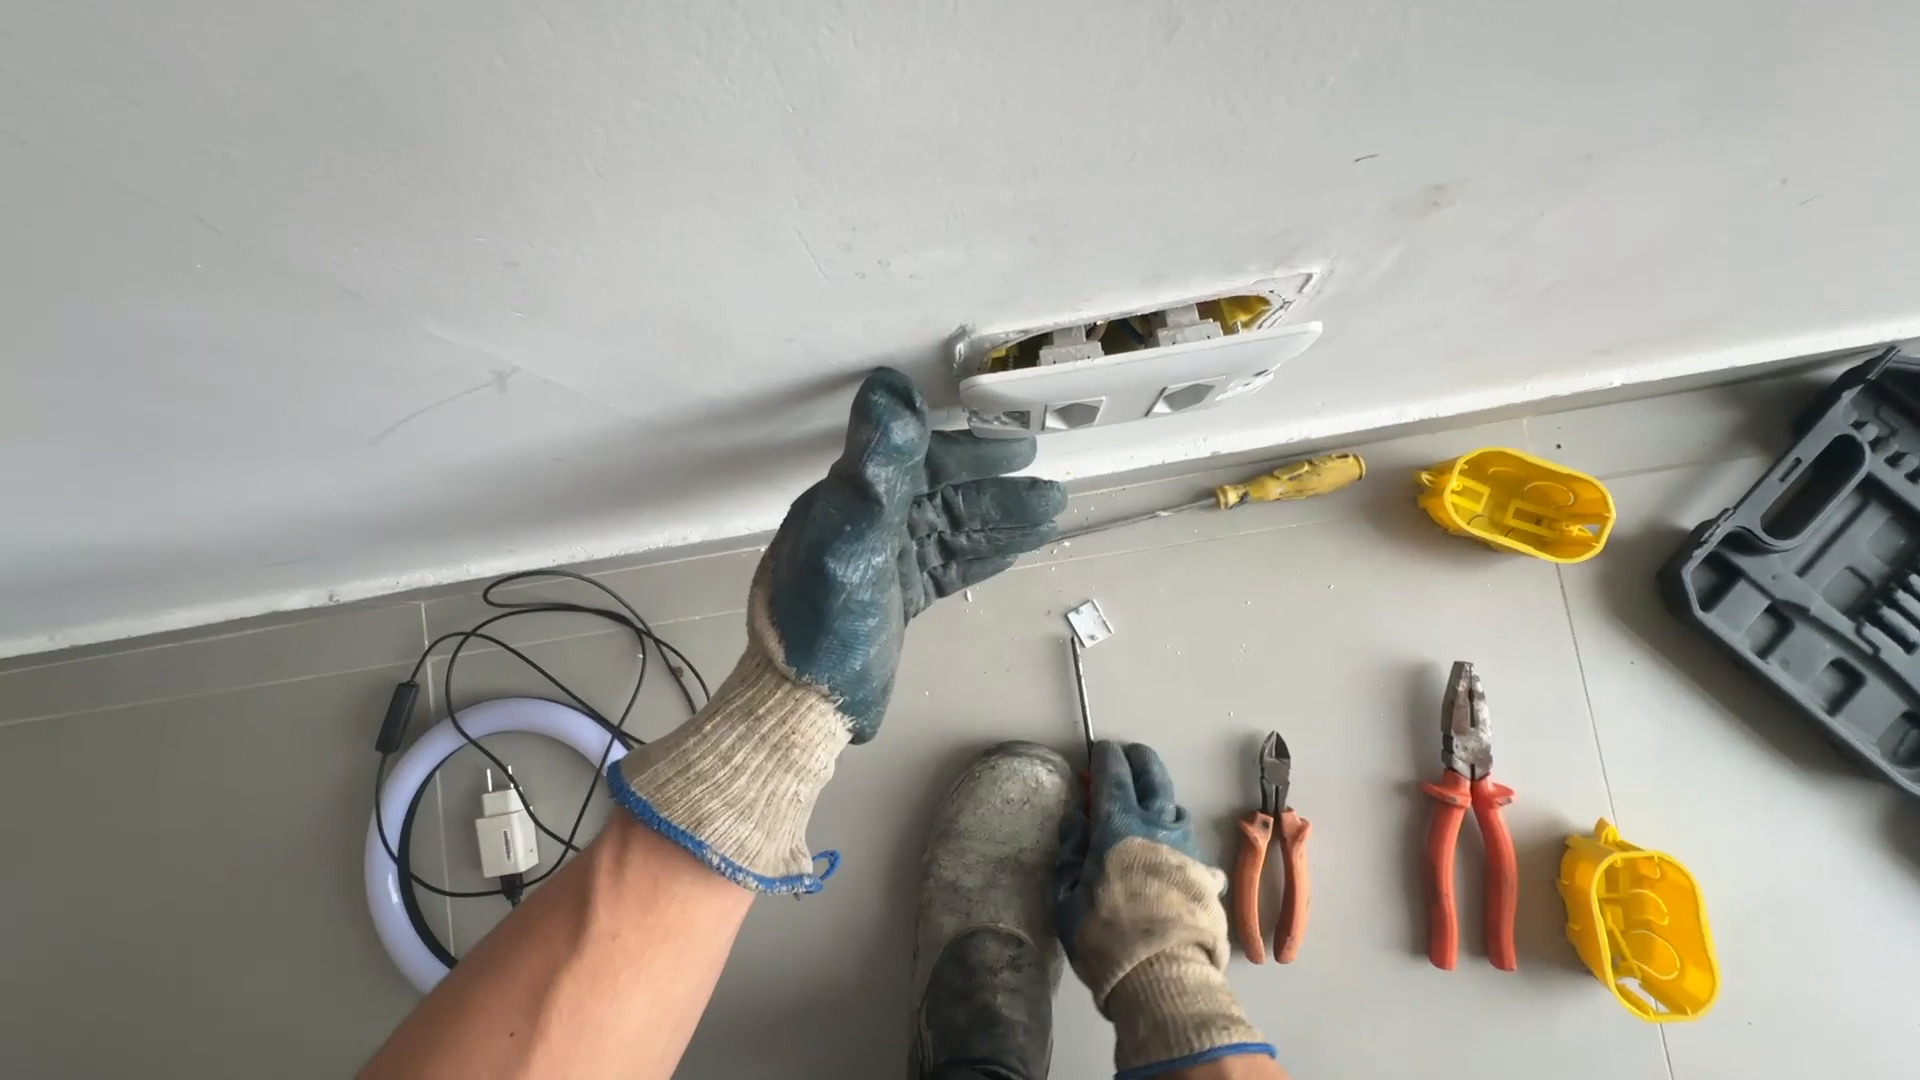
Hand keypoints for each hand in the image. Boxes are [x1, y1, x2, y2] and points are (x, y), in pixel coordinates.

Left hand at [763, 367, 1065, 740]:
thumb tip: (891, 385)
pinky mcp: (898, 597)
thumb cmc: (823, 624)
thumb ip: (874, 468)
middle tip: (1051, 492)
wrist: (802, 702)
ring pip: (955, 531)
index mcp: (856, 500)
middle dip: (1000, 492)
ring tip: (1050, 519)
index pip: (923, 461)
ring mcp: (887, 562)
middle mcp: (872, 523)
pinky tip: (1013, 551)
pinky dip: (980, 556)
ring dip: (1002, 523)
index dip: (972, 452)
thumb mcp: (848, 541)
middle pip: (947, 496)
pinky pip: (948, 566)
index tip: (1019, 449)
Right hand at [1054, 742, 1274, 1076]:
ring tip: (1145, 811)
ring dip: (1158, 800)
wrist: (1165, 977)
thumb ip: (1070, 853)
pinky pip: (1188, 843)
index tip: (1099, 752)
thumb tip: (1078, 824)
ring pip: (1174, 806)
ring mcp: (1186, 847)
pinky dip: (1174, 839)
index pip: (1114, 772)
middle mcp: (1157, 824)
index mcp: (1118, 824)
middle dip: (1138, 760)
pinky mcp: (1205, 872)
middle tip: (1127, 759)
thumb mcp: (1067, 897)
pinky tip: (1168, 855)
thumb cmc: (1107, 936)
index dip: (1105, 756)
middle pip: (1153, 773)